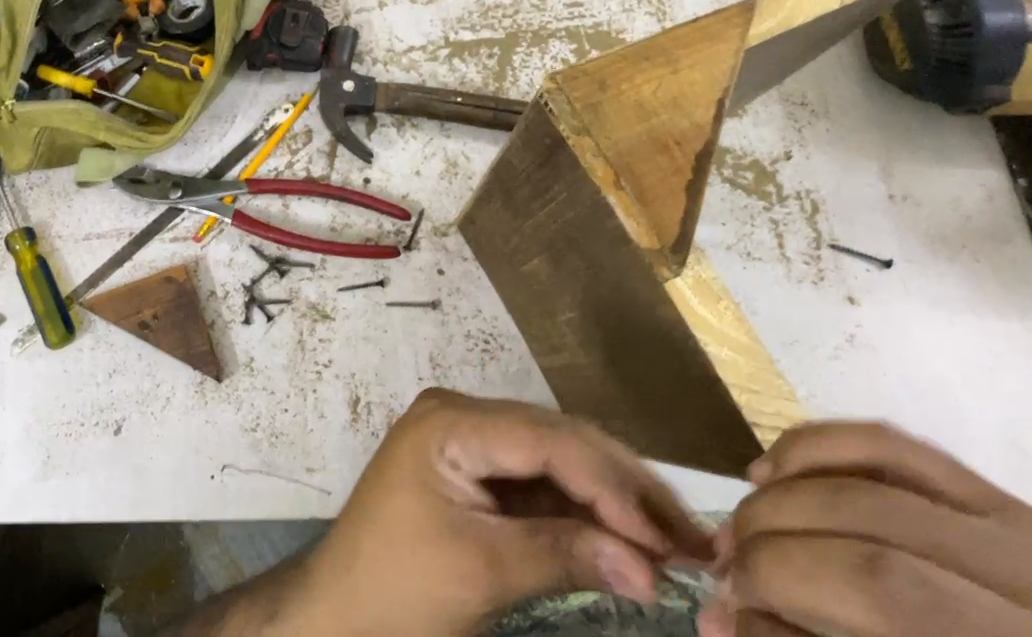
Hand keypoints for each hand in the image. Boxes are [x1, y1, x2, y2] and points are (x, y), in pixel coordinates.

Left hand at [283, 389, 713, 636]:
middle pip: (559, 442)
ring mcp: (468, 445)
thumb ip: (566, 555)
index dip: (615, 487)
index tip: (673, 542)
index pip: (550, 439)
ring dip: (612, 504)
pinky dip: (584, 515)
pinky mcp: (476, 477)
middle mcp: (461, 417)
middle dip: (624, 491)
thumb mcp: (483, 570)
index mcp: (450, 423)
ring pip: (558, 463)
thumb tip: (652, 569)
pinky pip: (541, 486)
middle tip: (694, 543)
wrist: (338, 615)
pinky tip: (628, 544)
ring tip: (675, 548)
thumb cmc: (398, 589)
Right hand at [704, 422, 1031, 636]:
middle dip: (767, 549)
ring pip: (866, 484)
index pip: (878, 592)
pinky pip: (888, 444)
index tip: (729, 611)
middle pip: (865, 543)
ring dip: (776, 501)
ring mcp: (1021, 533)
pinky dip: (811, 448)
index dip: (777, 586)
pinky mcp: (997, 497)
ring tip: (742, 529)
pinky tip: (770, 474)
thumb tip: (721, 619)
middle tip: (726, 569)